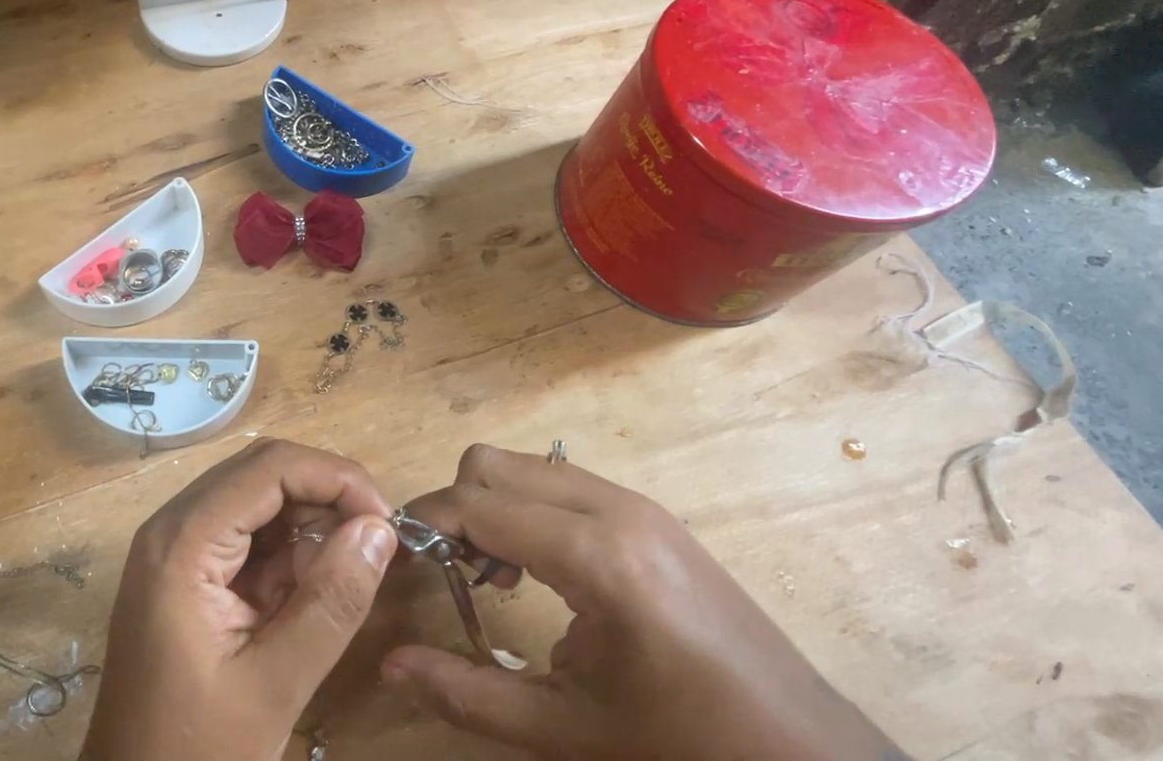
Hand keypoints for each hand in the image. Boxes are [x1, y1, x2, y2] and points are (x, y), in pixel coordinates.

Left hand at [82, 439, 398, 760]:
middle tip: (376, 542)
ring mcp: (176, 548)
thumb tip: (379, 528)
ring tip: (351, 572)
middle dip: (325, 495)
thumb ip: (330, 603)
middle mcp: (173, 527)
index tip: (385, 520)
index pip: (268, 468)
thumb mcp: (274, 684)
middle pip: (260, 474)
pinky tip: (314, 589)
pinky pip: (246, 538)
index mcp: (183, 542)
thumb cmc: (195, 747)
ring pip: (256, 501)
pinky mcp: (186, 572)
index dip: (334, 477)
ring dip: (309, 524)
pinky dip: (287, 553)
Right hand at [384, 444, 907, 760]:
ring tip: (495, 575)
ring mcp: (640, 506)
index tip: (398, 557)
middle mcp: (614, 510)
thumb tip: (389, 664)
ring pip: (527, 465)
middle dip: (455, 507)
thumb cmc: (681, 745)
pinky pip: (562, 483)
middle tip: (453, 573)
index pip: (476, 503)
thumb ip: (467, 693)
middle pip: (493, 464)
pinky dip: (528, 509)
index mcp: (595, 556)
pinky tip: (542, 572)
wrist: (806, 756)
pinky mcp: (654, 517)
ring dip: (492, 504)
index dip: (424, 523)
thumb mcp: (566, 730)